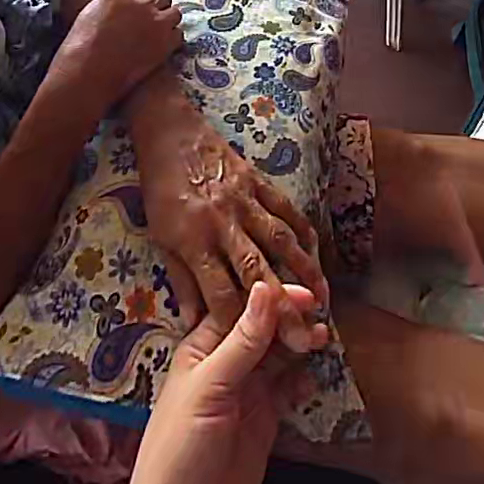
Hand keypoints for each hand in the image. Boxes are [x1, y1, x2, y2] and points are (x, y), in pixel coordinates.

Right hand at [54, 0, 182, 109]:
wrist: (88, 71)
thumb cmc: (82, 43)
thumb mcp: (93, 9)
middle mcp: (142, 1)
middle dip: (161, 5)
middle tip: (155, 17)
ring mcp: (156, 20)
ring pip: (175, 13)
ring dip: (169, 21)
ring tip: (160, 33)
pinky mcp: (165, 41)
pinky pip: (178, 34)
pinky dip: (172, 40)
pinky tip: (162, 47)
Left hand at [130, 280, 324, 483]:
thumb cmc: (180, 444)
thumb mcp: (210, 386)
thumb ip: (241, 341)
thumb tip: (263, 288)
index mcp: (203, 345)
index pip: (240, 309)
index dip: (269, 297)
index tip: (300, 291)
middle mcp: (226, 363)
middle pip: (262, 331)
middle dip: (289, 320)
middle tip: (319, 312)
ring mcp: (245, 392)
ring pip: (277, 359)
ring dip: (299, 346)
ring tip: (323, 336)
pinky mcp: (262, 422)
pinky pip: (285, 392)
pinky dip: (301, 381)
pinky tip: (314, 375)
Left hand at [133, 104, 328, 352]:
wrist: (169, 133)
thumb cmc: (160, 188)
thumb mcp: (160, 236)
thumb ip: (180, 279)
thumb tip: (192, 322)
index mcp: (193, 241)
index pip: (220, 294)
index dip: (240, 326)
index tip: (258, 349)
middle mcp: (221, 223)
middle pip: (256, 272)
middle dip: (283, 309)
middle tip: (305, 338)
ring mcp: (242, 200)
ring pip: (279, 240)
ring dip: (304, 270)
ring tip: (323, 298)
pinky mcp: (256, 180)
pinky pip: (285, 207)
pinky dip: (303, 229)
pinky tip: (317, 249)